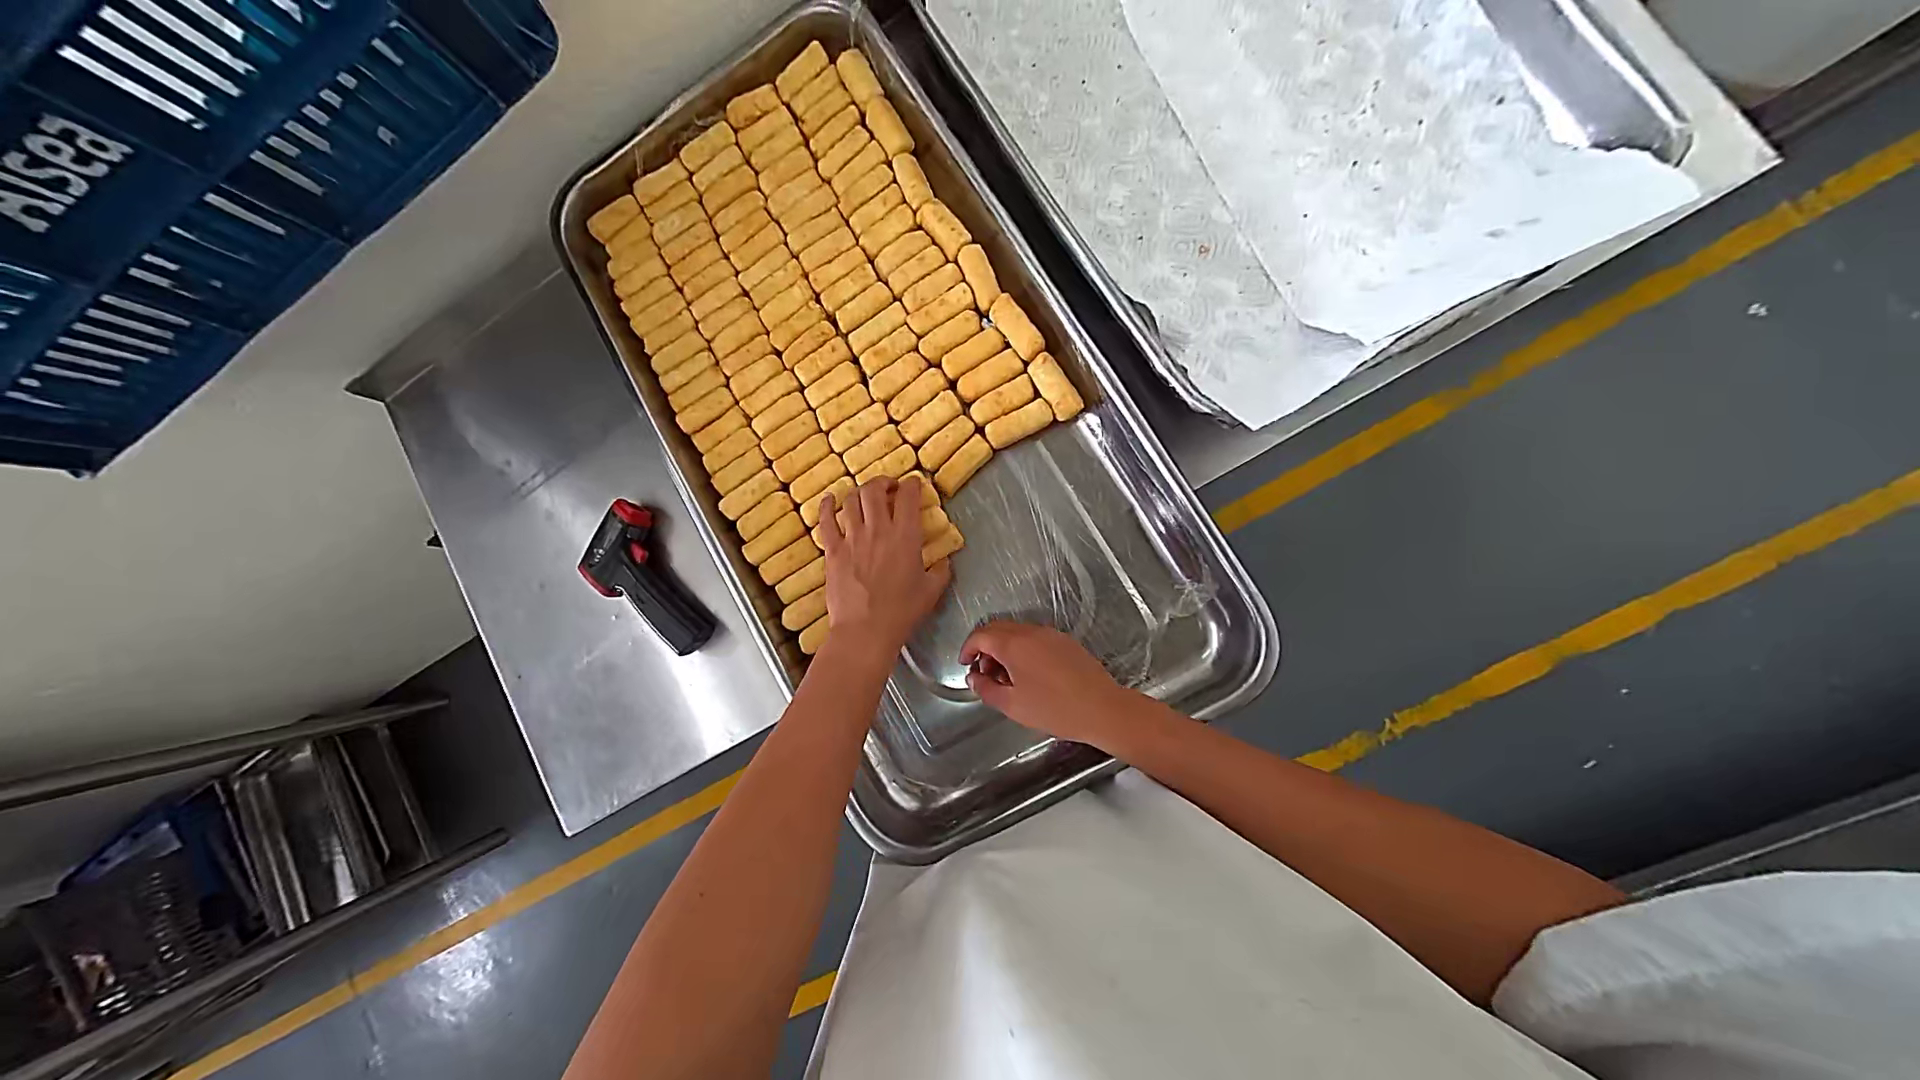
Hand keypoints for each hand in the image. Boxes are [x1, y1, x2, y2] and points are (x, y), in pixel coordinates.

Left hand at [817, 476, 950, 660]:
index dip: (912, 484)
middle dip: (883, 482)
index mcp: (905, 536)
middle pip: (875, 490)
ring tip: (865, 497)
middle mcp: (878, 529)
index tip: (914, 485)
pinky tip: (830, 499)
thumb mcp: (931, 591)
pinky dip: (827, 506)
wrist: (865, 630)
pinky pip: (826, 521)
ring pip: (852, 500)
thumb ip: (940, 571)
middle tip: (888, 488)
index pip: (908, 496)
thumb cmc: (902, 612)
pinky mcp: (833, 551)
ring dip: (860, 493)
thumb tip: (944, 562)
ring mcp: (852, 538)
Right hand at [959, 621, 1144, 746]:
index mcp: (1014, 645)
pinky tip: (1028, 675)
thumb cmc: (1056, 709)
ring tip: (1006, 678)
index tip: (965, 663)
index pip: (980, 635)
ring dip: (1004, 649)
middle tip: (983, 672)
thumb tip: (974, 679)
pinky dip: (1023, 650)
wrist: (1102, 709)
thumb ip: (986, 689)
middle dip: (984, 648)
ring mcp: (1051, 635)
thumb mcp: (1012, 705)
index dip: (967, 648)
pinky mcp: (1065, 642)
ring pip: (1017, 633)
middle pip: (998, 629)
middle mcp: (1032, 632)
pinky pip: (1035, 638)